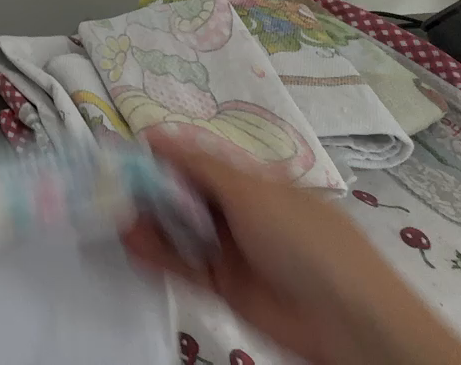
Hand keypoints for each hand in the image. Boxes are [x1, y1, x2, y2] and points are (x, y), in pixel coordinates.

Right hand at [122, 137, 460, 364]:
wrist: (351, 326)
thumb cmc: (308, 243)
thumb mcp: (252, 192)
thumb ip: (197, 165)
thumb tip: (153, 135)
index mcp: (253, 183)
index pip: (196, 161)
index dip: (159, 155)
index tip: (122, 151)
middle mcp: (238, 212)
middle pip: (181, 193)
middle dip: (145, 187)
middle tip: (108, 184)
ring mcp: (229, 249)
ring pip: (176, 228)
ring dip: (145, 220)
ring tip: (112, 213)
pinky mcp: (221, 285)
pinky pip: (180, 263)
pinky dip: (153, 252)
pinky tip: (129, 241)